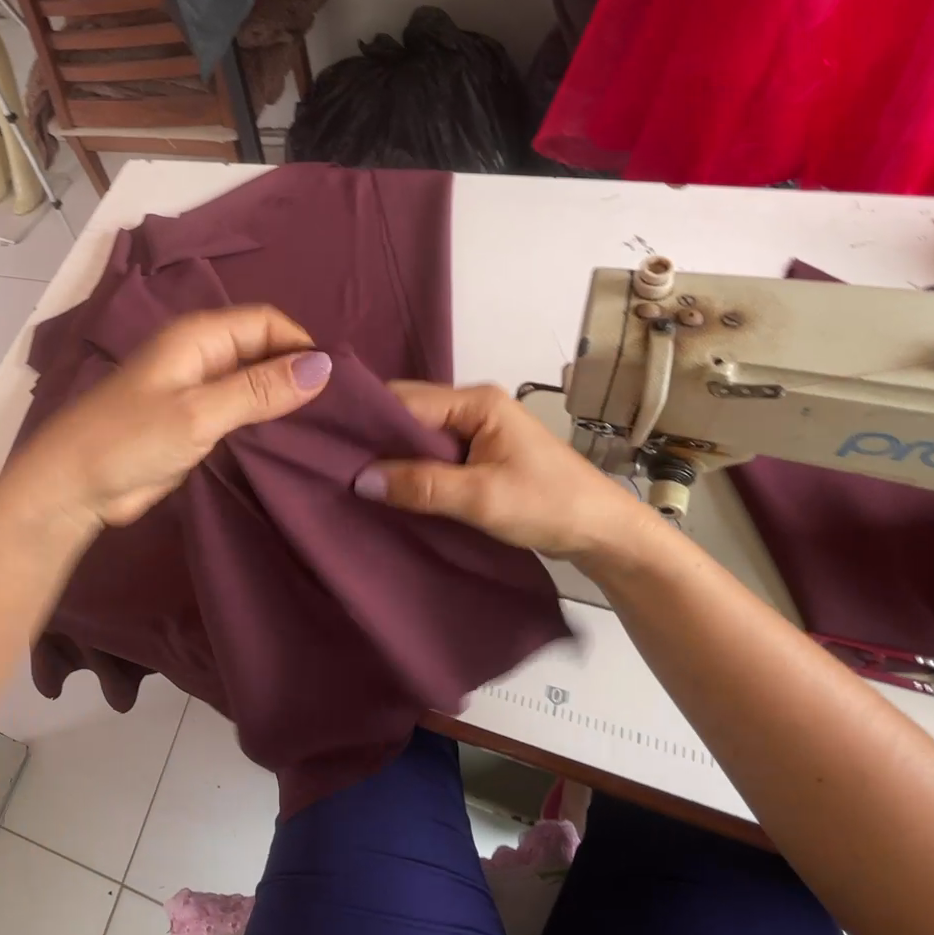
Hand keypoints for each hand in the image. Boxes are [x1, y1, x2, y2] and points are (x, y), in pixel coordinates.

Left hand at [5, 305, 332, 530]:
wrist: (72, 488)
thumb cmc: (128, 439)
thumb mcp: (198, 413)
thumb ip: (259, 390)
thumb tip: (324, 366)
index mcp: (199, 336)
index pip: (267, 322)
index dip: (302, 346)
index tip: (337, 386)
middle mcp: (202, 356)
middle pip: (264, 351)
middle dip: (298, 374)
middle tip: (338, 413)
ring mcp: (198, 391)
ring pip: (254, 384)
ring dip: (283, 402)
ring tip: (324, 431)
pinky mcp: (195, 424)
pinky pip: (241, 413)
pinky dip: (264, 423)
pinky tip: (291, 444)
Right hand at [352, 382, 646, 559]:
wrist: (604, 534)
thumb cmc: (550, 505)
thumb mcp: (482, 498)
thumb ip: (422, 485)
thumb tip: (360, 480)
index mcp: (476, 401)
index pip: (405, 400)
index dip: (368, 421)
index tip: (329, 444)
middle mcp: (472, 406)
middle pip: (407, 414)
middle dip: (374, 440)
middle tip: (334, 466)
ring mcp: (475, 430)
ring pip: (417, 437)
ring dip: (390, 458)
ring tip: (352, 479)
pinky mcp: (476, 455)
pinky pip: (430, 455)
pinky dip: (409, 470)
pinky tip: (387, 489)